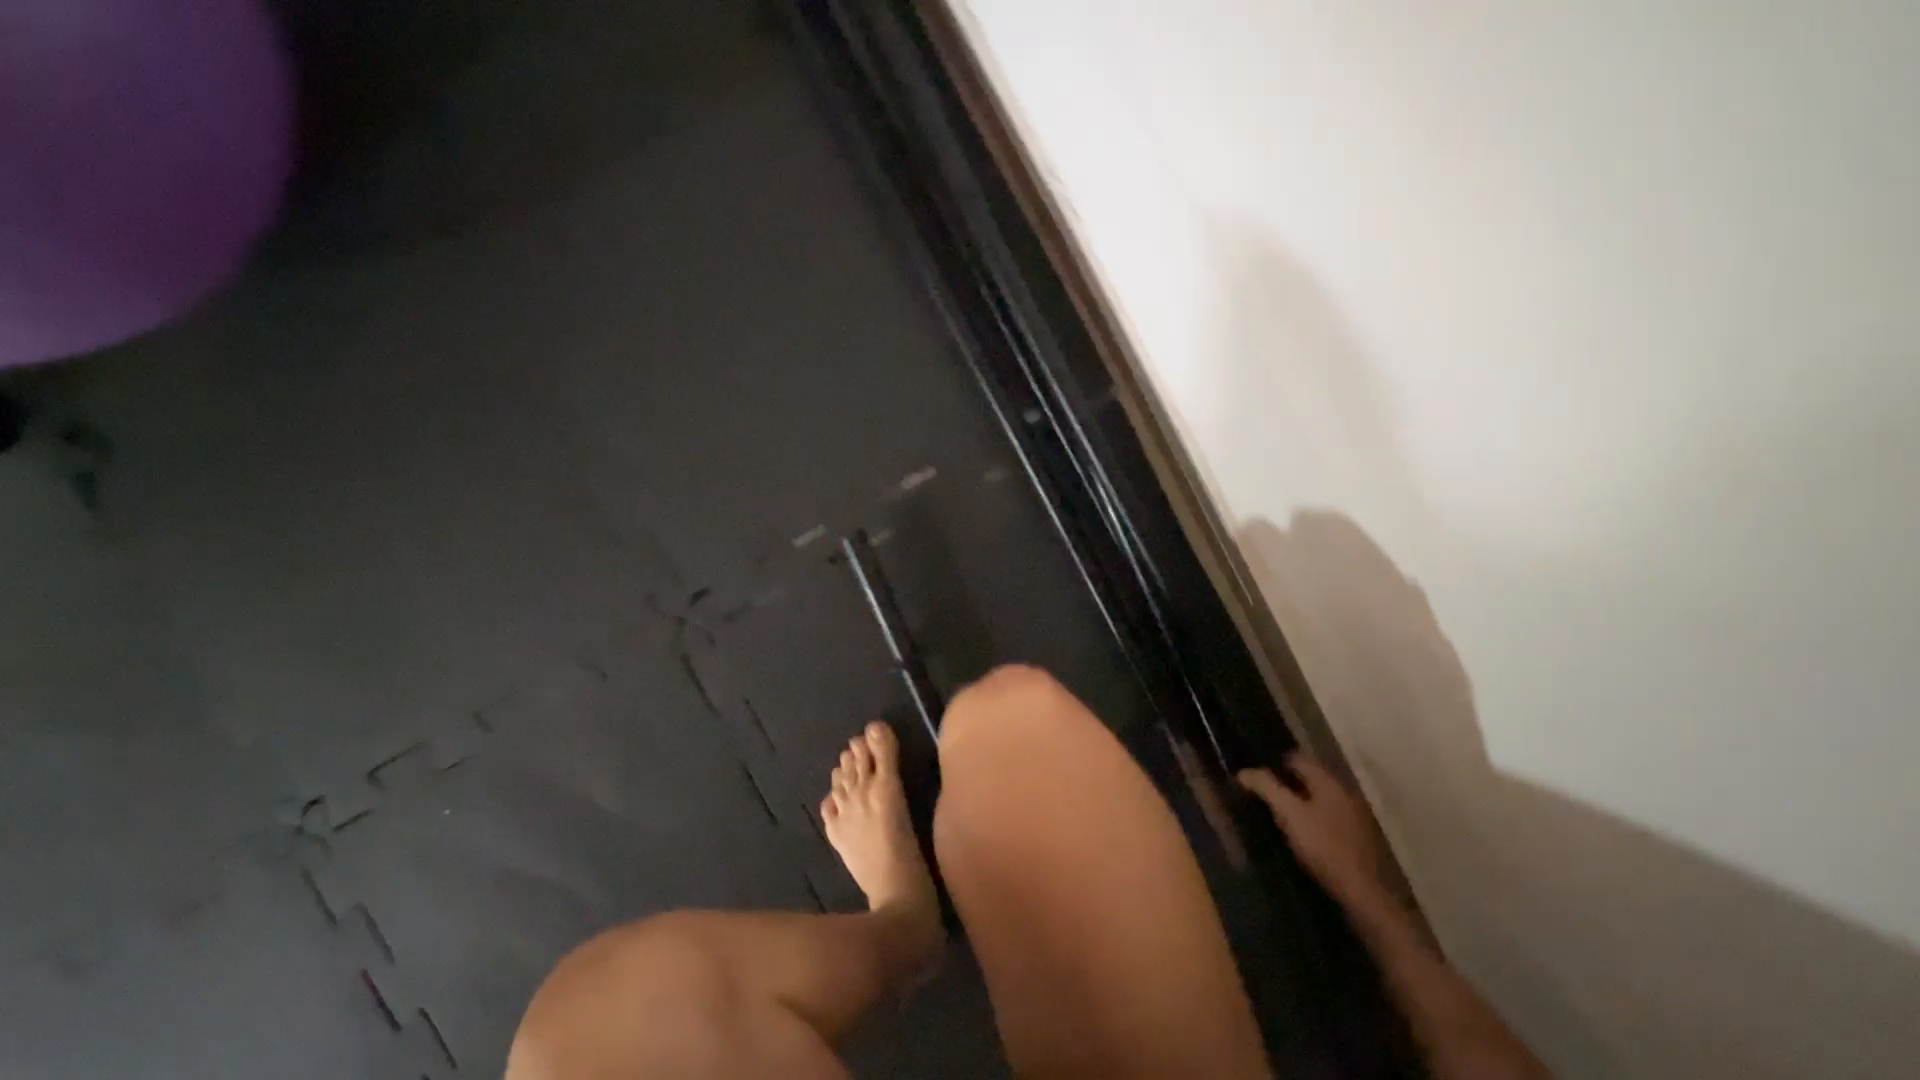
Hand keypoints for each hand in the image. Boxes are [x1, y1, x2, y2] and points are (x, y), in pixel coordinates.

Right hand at [1239, 753, 1385, 901]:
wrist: (1363, 890)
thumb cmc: (1323, 846)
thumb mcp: (1289, 815)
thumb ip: (1267, 788)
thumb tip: (1243, 772)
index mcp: (1329, 781)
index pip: (1297, 758)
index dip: (1274, 763)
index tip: (1256, 776)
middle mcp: (1345, 791)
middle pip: (1311, 777)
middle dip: (1287, 783)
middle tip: (1264, 796)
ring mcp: (1356, 814)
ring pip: (1322, 798)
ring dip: (1302, 801)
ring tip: (1280, 815)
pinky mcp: (1359, 836)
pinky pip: (1331, 816)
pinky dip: (1315, 818)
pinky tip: (1304, 834)